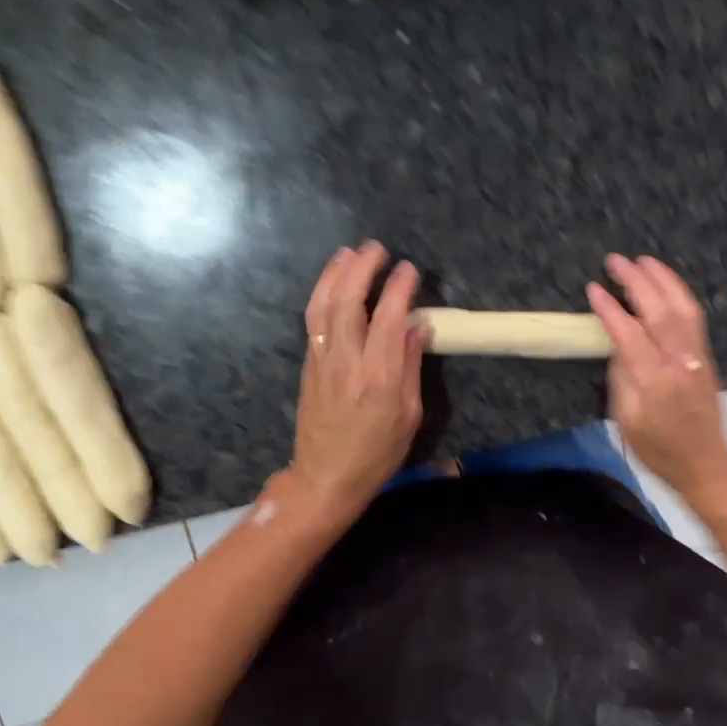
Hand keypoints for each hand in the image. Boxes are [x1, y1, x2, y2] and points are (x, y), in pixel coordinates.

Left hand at [289, 241, 425, 512]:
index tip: (409, 269)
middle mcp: (347, 361)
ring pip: (323, 305)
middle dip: (361, 268)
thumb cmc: (377, 453)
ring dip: (335, 274)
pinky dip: (323, 294)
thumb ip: (411, 366)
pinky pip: (313, 319)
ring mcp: (322, 360)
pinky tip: (333, 282)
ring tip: (349, 253)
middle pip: (347, 301)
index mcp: (379, 376)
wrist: (326, 477)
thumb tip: (417, 326)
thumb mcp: (409, 415)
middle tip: (376, 248)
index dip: (399, 287)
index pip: (388, 317)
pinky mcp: (309, 364)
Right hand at [586, 254, 726, 498]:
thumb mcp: (627, 421)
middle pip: (659, 310)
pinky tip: (666, 284)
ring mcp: (696, 356)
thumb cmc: (658, 449)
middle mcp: (679, 362)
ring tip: (643, 261)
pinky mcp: (706, 356)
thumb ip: (622, 379)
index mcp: (655, 381)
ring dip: (662, 279)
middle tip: (616, 261)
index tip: (593, 288)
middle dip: (637, 281)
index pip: (630, 333)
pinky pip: (694, 316)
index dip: (610, 309)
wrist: (705, 462)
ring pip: (682, 306)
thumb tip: (618, 345)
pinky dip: (679, 293)